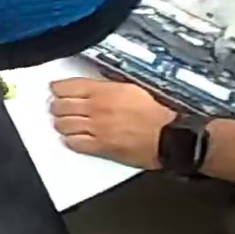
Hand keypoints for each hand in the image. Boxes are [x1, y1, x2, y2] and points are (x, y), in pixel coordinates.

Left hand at [49, 78, 175, 170]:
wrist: (176, 138)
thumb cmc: (159, 115)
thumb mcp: (133, 90)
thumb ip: (105, 88)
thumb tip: (87, 87)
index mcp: (105, 91)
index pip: (64, 87)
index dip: (58, 90)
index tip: (58, 92)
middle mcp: (96, 108)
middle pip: (58, 106)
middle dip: (58, 108)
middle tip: (64, 110)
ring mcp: (96, 128)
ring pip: (61, 124)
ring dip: (63, 124)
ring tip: (71, 124)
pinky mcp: (100, 146)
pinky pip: (72, 142)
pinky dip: (71, 140)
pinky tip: (78, 138)